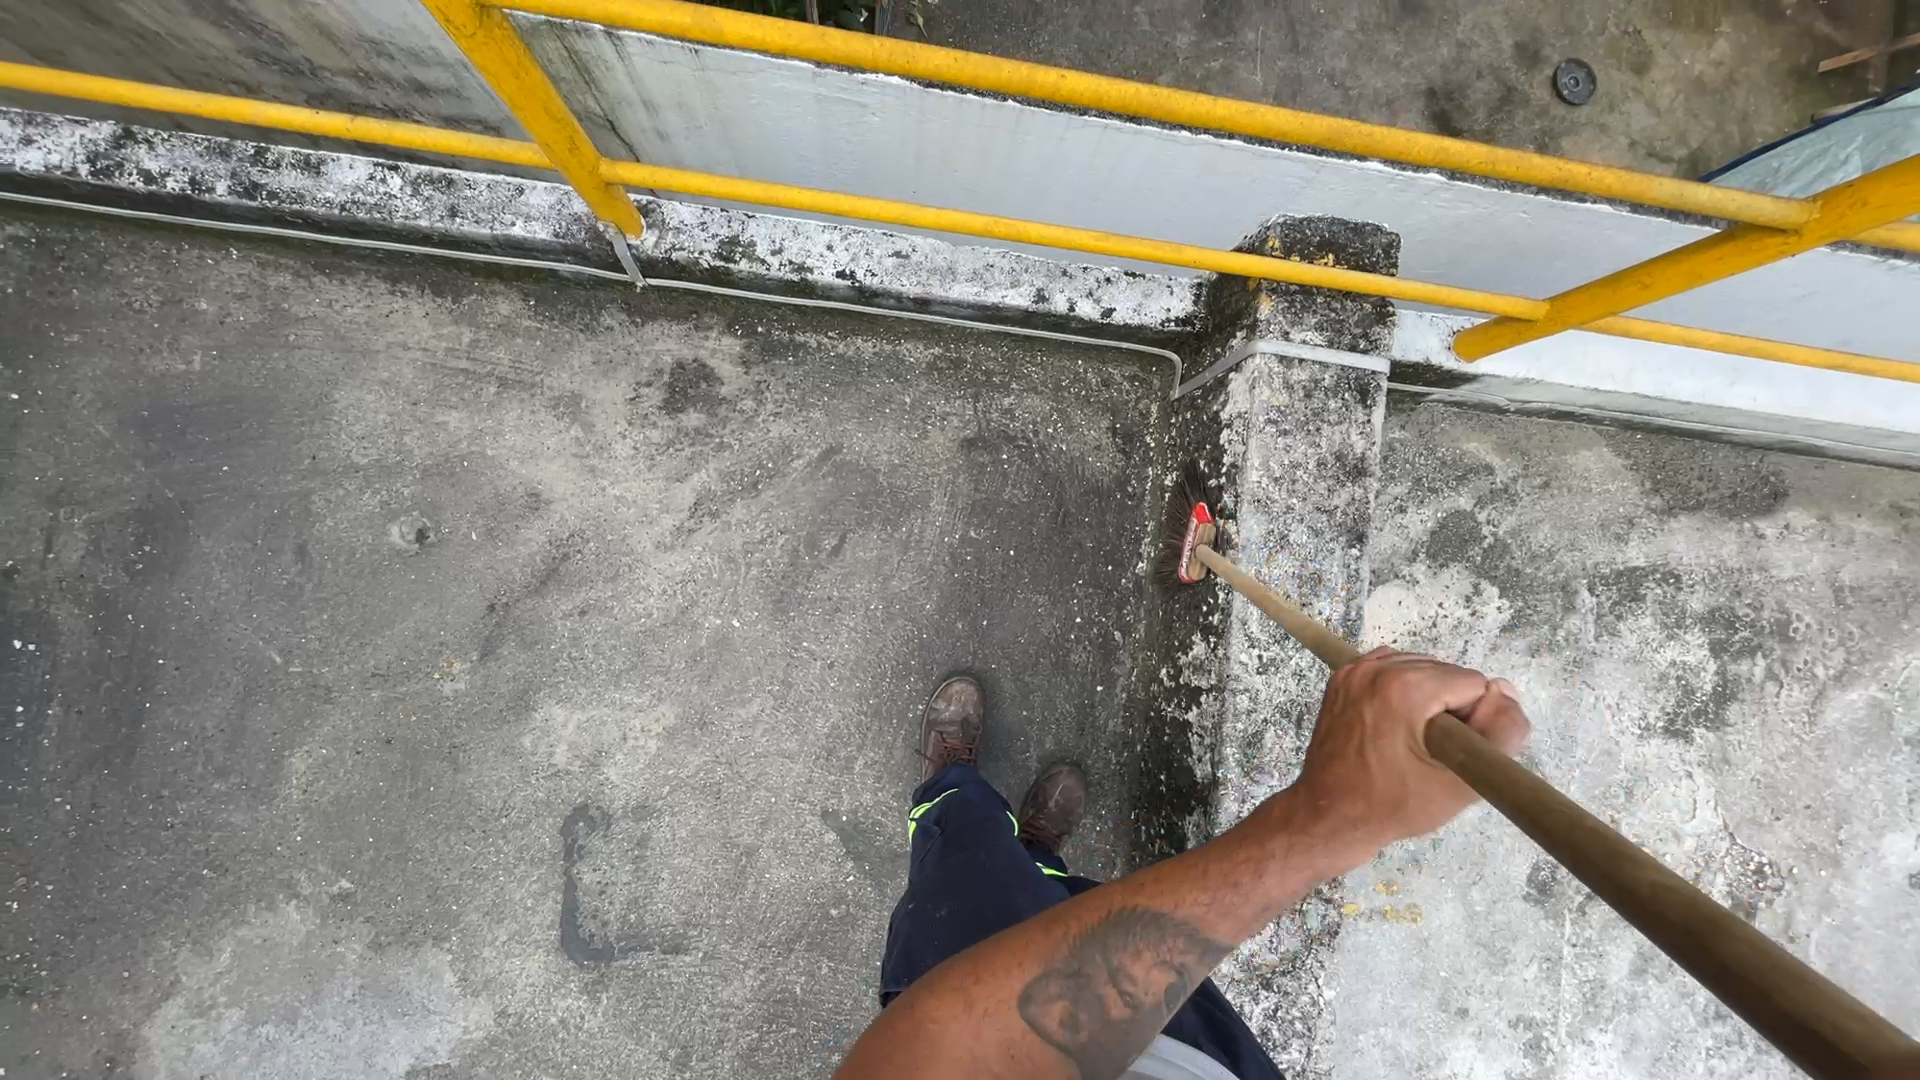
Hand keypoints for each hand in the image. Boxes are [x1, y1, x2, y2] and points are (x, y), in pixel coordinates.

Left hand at [1289, 647, 1530, 854]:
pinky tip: (1400, 723)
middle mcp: (1374, 669)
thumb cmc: (1393, 804)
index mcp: (1402, 686)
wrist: (1332, 813)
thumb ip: (1500, 733)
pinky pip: (1389, 668)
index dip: (1476, 719)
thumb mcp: (1462, 780)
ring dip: (1429, 697)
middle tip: (1434, 748)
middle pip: (1445, 671)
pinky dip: (1402, 688)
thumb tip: (1506, 690)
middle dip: (1453, 706)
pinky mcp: (1341, 680)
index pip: (1474, 683)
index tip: (1453, 750)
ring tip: (1417, 739)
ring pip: (1418, 667)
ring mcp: (1352, 672)